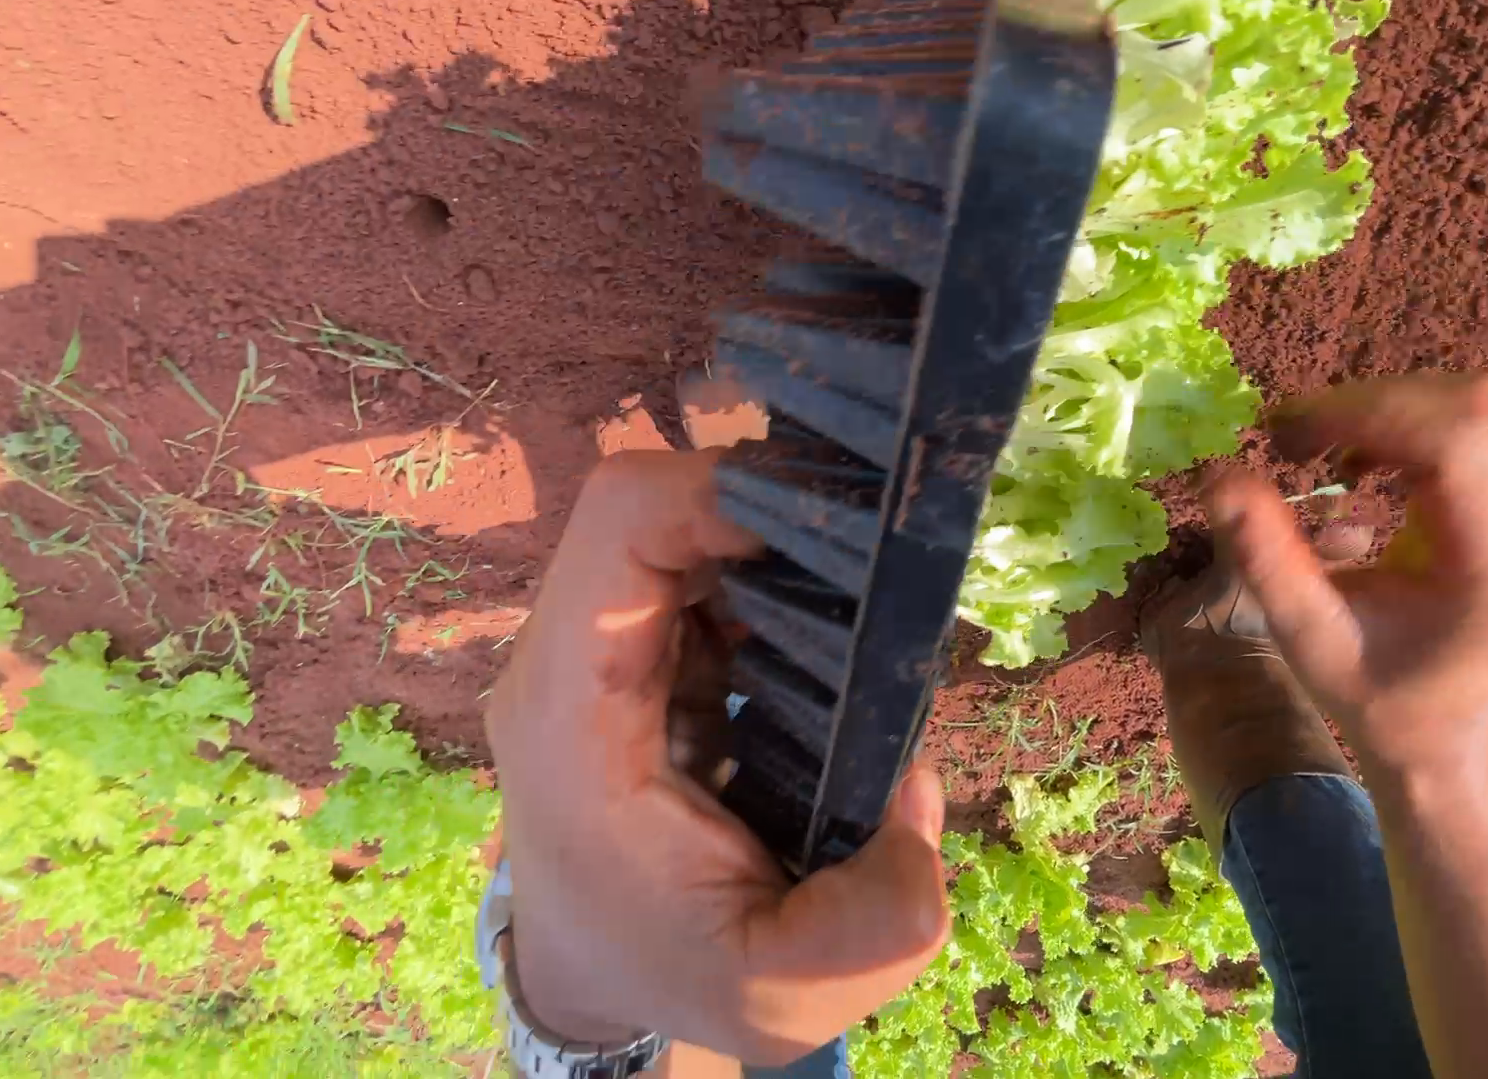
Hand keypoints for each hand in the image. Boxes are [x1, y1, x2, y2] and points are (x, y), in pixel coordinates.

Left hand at [485, 450, 948, 1064]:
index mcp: (572, 708)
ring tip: (865, 585)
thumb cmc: (661, 965)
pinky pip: (712, 565)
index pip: (621, 523)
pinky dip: (781, 569)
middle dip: (775, 507)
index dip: (725, 490)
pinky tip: (836, 619)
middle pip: (660, 503)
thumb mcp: (775, 998)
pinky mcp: (651, 645)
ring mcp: (610, 639)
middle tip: (872, 549)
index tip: (828, 529)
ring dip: (782, 538)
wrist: (598, 962)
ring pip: (690, 525)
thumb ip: (875, 925)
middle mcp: (576, 649)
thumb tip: (915, 789)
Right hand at [1205, 373, 1487, 785]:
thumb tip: (1215, 475)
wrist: (1443, 730)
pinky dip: (1406, 423)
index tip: (1281, 434)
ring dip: (1384, 409)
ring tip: (1317, 447)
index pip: (1457, 441)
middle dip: (1366, 405)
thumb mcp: (1305, 638)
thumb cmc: (1374, 694)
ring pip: (1479, 405)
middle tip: (1287, 439)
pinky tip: (1361, 459)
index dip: (1364, 415)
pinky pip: (1479, 425)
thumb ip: (1264, 559)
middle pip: (1475, 408)